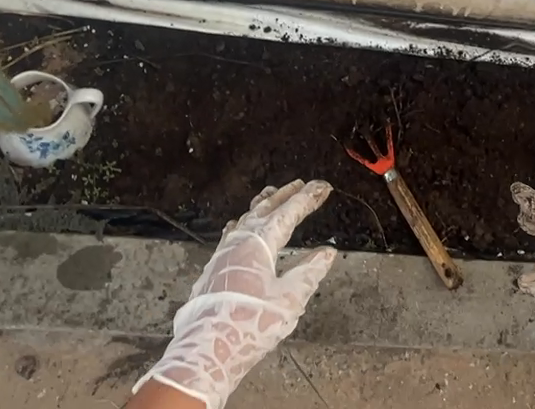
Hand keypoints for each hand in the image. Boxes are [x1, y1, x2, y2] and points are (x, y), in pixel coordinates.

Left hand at [131, 180, 337, 408]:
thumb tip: (327, 251)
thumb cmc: (251, 322)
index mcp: (260, 242)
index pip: (288, 212)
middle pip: (265, 209)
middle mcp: (240, 240)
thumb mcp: (290, 300)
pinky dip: (243, 222)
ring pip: (246, 218)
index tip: (324, 186)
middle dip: (284, 195)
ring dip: (263, 205)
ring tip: (271, 194)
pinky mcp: (214, 267)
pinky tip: (238, 225)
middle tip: (300, 184)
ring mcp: (223, 252)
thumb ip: (309, 272)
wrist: (206, 350)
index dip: (307, 198)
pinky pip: (232, 233)